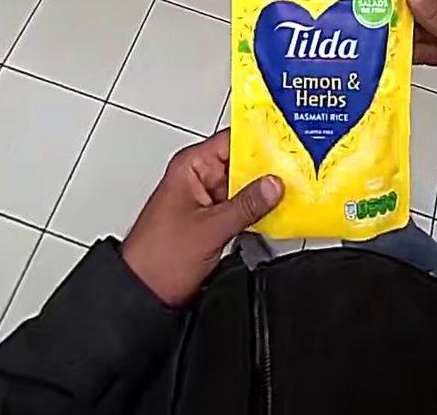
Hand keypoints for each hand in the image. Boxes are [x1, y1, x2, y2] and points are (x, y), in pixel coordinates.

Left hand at [121, 129, 282, 306]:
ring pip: (244, 185)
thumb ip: (246, 205)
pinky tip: (277, 211)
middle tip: (297, 168)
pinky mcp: (212, 220)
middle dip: (268, 167)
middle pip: (242, 161)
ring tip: (292, 188)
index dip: (260, 139)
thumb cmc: (157, 258)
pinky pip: (241, 206)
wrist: (140, 297)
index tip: (287, 141)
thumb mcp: (209, 228)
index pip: (232, 140)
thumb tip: (274, 185)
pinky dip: (257, 209)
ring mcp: (207, 199)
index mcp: (192, 166)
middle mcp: (199, 177)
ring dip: (263, 190)